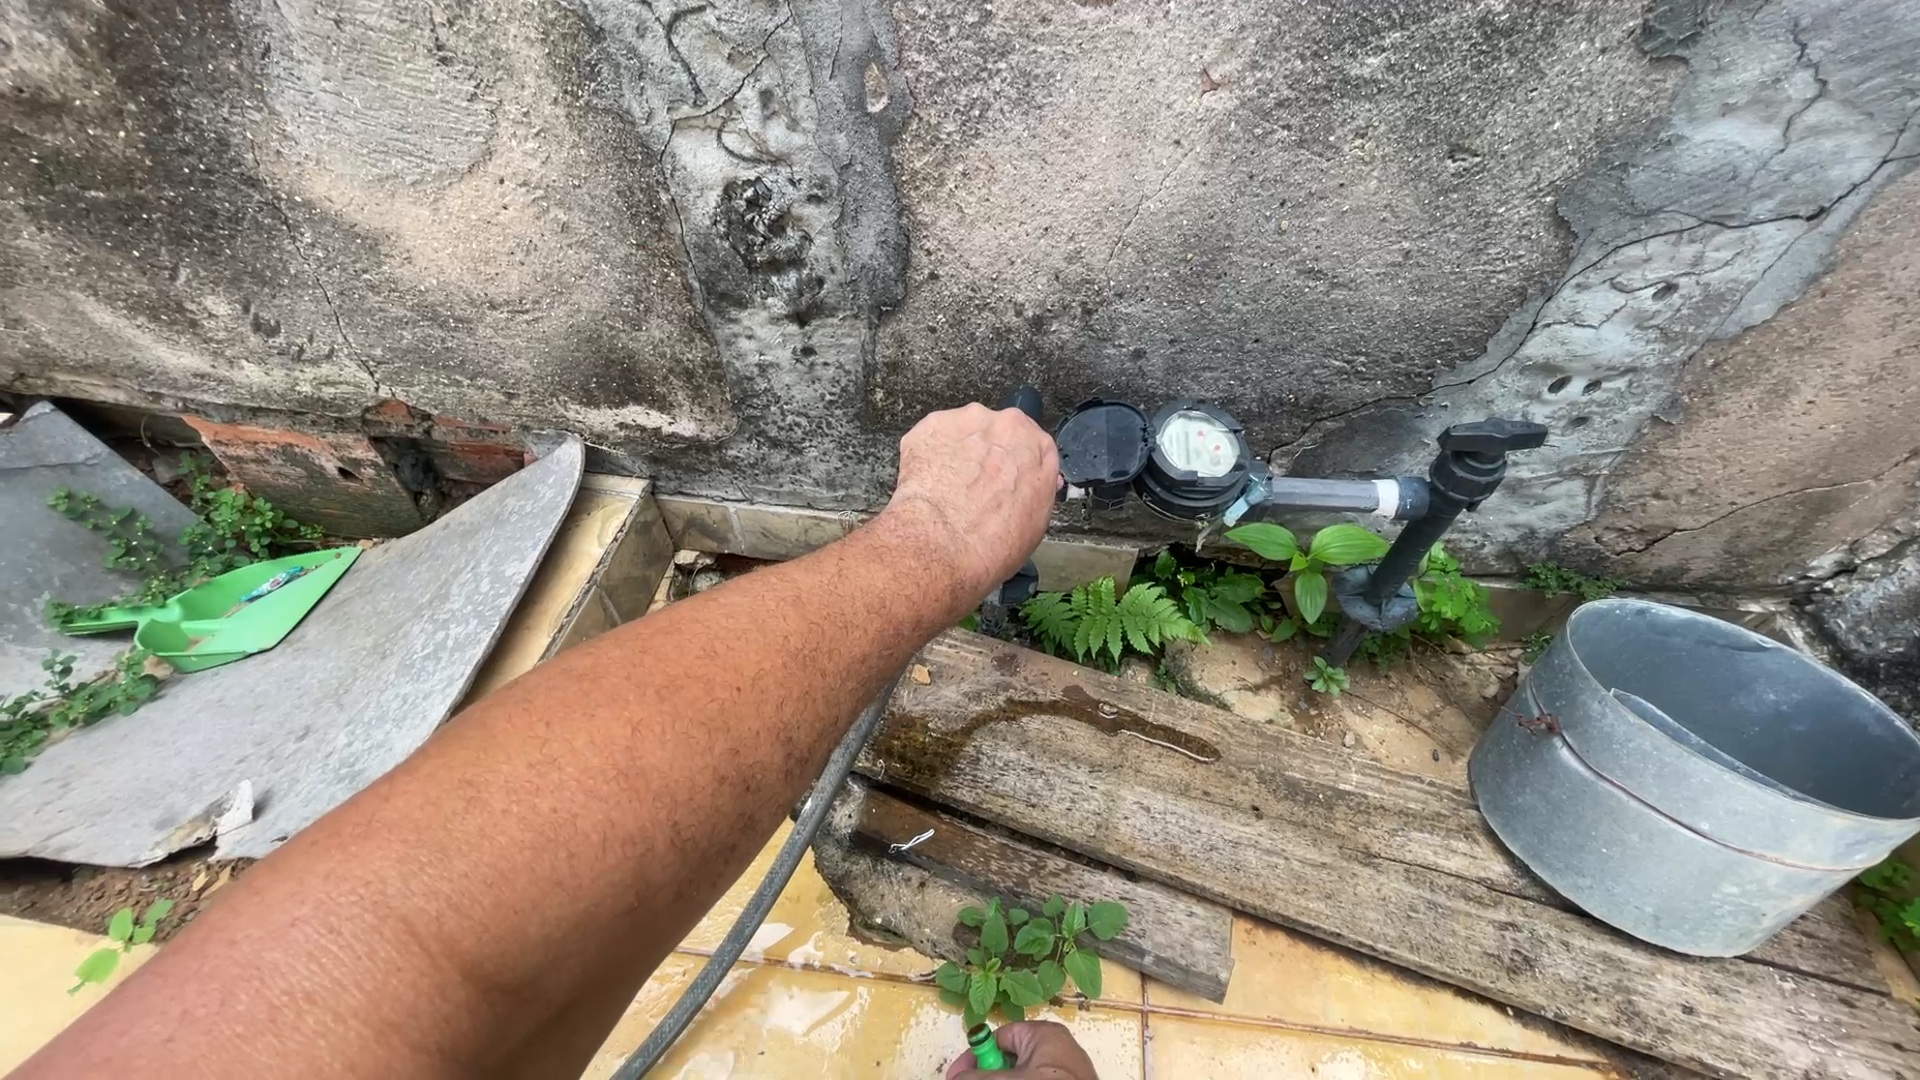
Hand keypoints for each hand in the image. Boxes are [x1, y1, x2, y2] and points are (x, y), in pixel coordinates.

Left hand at [878, 403, 1059, 606]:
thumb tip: (1031, 486)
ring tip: (950, 491)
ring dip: (957, 455)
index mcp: (1035, 446)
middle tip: (976, 489)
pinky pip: (931, 439)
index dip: (1016, 465)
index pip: (1031, 444)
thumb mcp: (1037, 520)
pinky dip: (928, 457)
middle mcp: (1003, 427)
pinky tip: (931, 484)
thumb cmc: (990, 541)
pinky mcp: (931, 428)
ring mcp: (965, 424)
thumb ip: (1037, 488)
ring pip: (962, 434)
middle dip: (985, 457)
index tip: (1006, 478)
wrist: (943, 545)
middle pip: (995, 435)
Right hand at [945, 1021, 1098, 1078]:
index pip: (1000, 1037)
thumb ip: (981, 1077)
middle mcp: (1055, 1049)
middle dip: (988, 1074)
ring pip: (1021, 1074)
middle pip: (1010, 1060)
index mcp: (1044, 1034)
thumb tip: (957, 1078)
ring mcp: (1063, 1073)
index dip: (976, 1056)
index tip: (957, 1075)